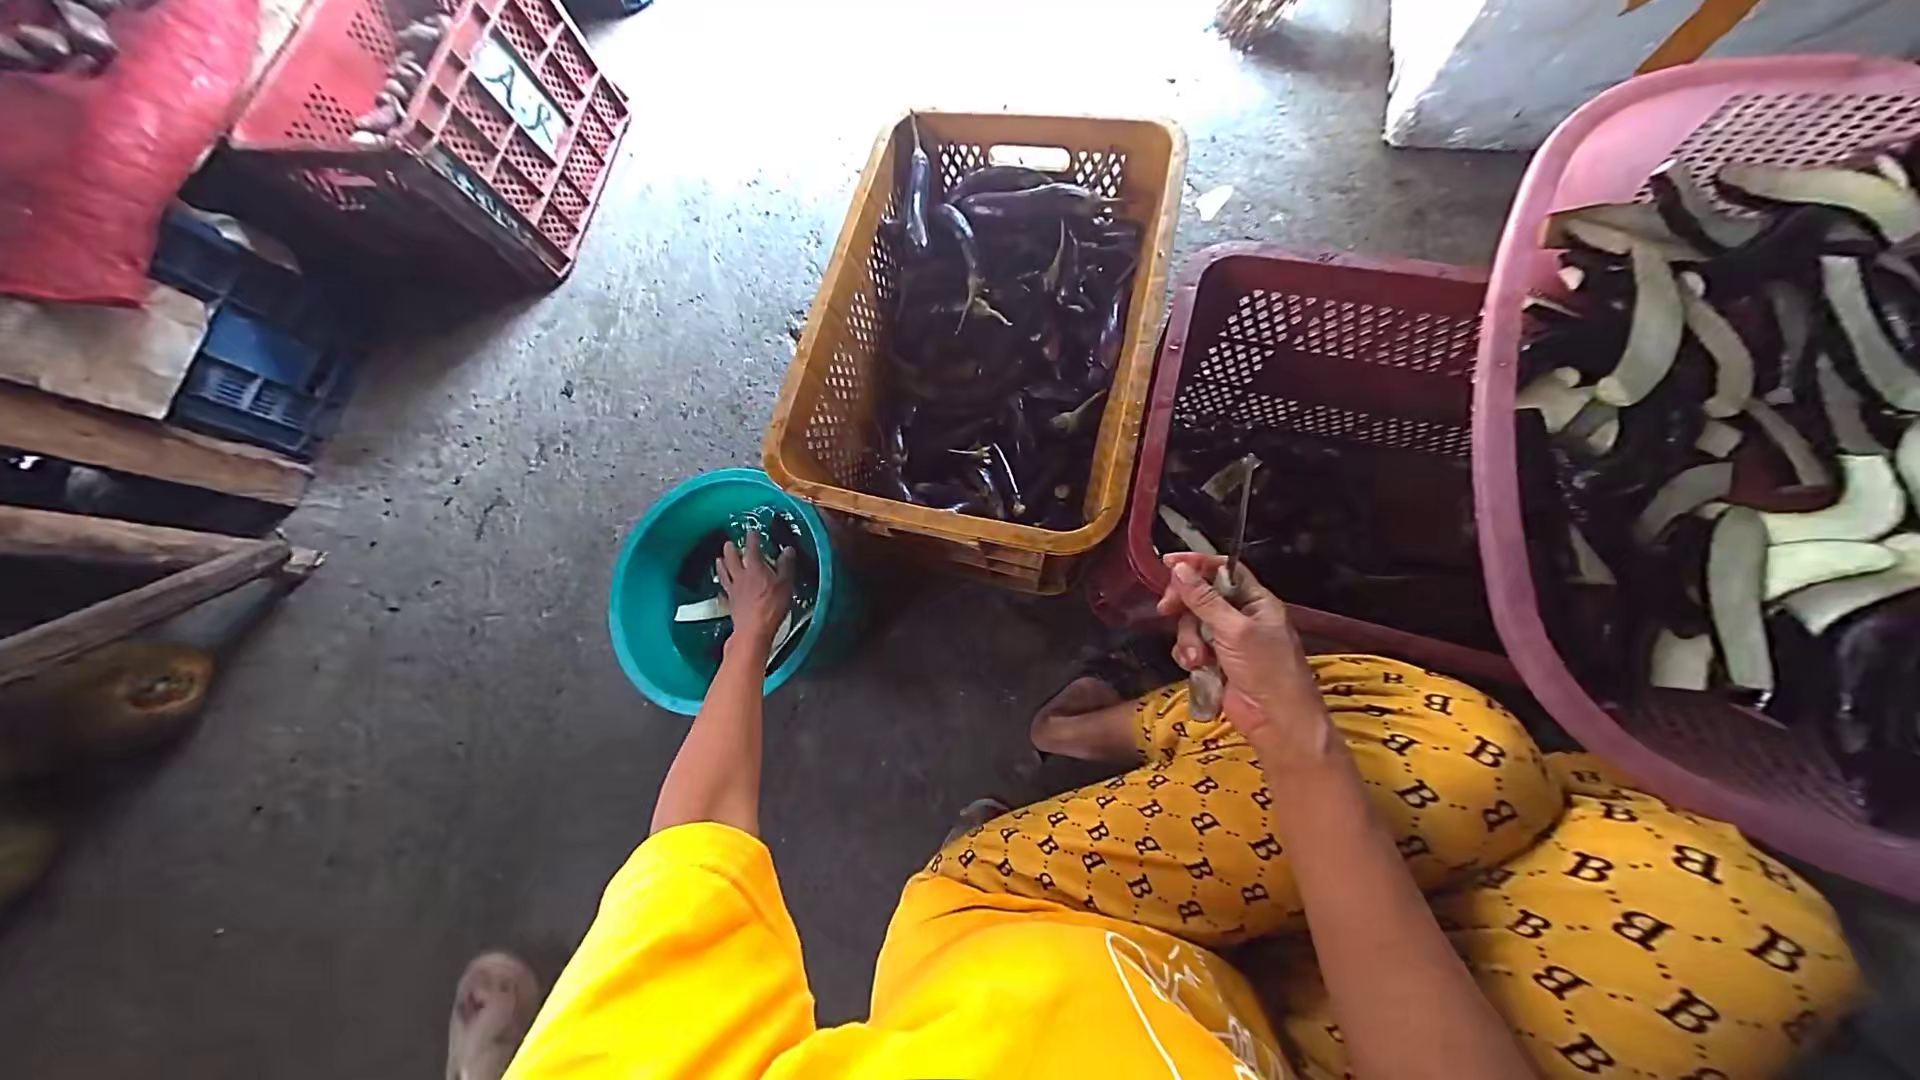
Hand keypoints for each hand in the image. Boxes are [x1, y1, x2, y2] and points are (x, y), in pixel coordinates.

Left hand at [717, 532, 795, 654]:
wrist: (753, 630)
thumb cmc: (772, 607)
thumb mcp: (785, 584)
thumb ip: (786, 566)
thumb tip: (788, 550)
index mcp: (755, 569)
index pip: (752, 549)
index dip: (752, 539)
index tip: (751, 531)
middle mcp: (741, 577)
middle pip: (732, 560)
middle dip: (731, 550)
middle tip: (729, 543)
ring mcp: (734, 590)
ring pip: (725, 573)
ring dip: (721, 565)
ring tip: (719, 559)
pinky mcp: (731, 603)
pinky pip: (724, 591)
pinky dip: (723, 586)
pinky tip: (722, 588)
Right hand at [1157, 553, 1336, 765]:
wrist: (1277, 722)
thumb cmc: (1266, 670)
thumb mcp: (1234, 629)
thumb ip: (1204, 599)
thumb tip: (1180, 569)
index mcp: (1256, 601)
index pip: (1224, 570)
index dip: (1198, 565)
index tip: (1170, 564)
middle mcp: (1241, 617)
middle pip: (1201, 596)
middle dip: (1184, 605)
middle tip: (1166, 608)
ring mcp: (1227, 641)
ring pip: (1192, 624)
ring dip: (1188, 638)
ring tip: (1196, 657)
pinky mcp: (1215, 662)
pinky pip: (1190, 646)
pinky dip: (1188, 655)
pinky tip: (1195, 666)